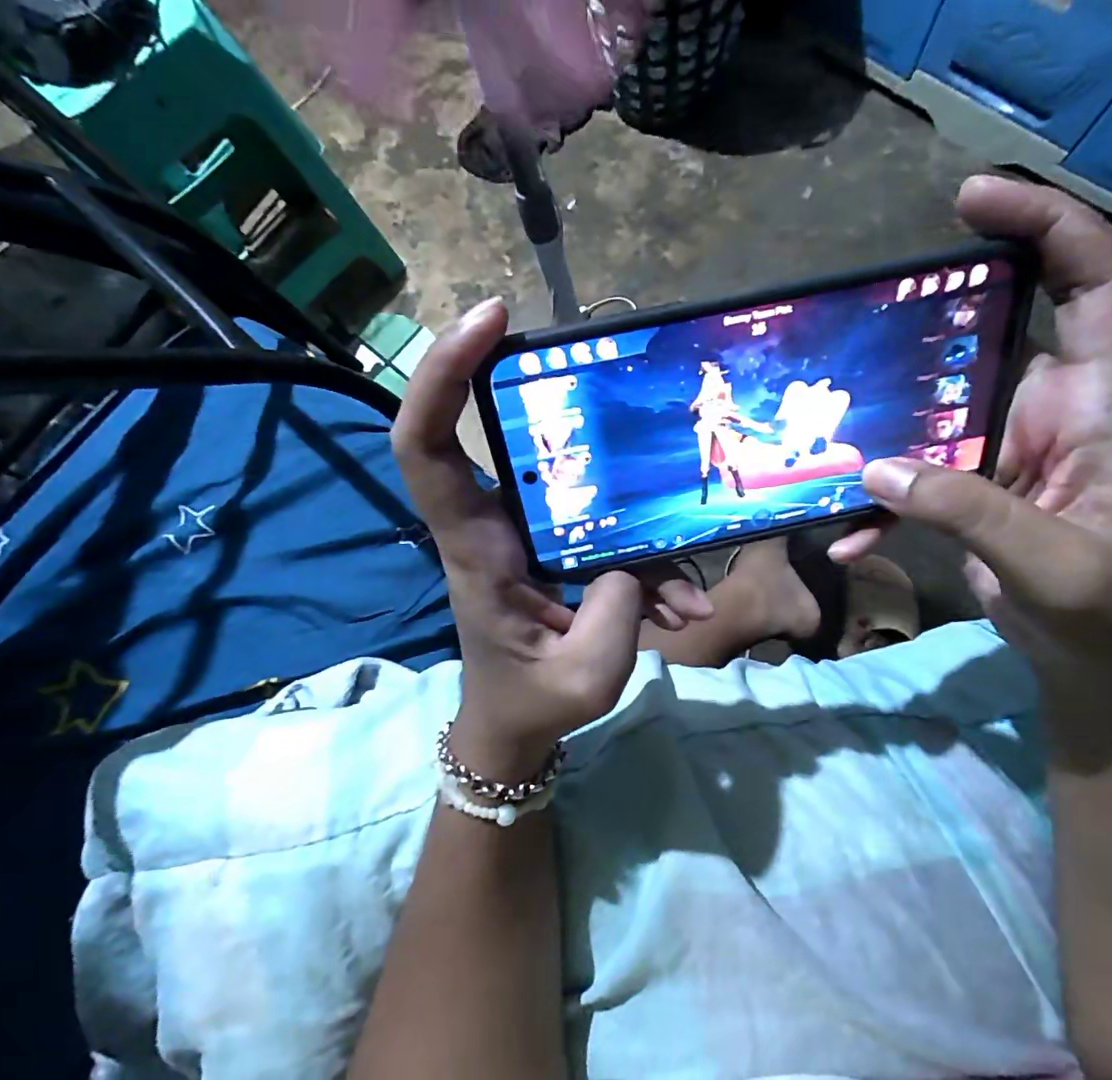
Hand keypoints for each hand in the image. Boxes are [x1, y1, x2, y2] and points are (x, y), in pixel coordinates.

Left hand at [392, 298, 713, 777]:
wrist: (516, 726)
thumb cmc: (532, 702)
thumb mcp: (584, 676)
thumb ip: (617, 614)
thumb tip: (642, 566)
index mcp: (476, 549)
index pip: (426, 448)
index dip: (440, 377)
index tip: (488, 320)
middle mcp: (495, 524)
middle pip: (499, 433)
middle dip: (544, 388)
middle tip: (606, 364)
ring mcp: (531, 531)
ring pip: (575, 484)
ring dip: (635, 513)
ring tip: (682, 593)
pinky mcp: (563, 545)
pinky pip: (611, 529)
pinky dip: (653, 565)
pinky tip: (685, 607)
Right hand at [830, 176, 1111, 729]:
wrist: (1104, 667)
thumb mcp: (1053, 562)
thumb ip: (970, 511)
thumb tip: (875, 469)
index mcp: (1101, 407)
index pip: (1093, 285)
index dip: (1046, 226)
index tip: (973, 200)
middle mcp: (1052, 412)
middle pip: (988, 338)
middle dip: (923, 330)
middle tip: (855, 330)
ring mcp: (1006, 452)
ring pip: (937, 411)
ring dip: (884, 428)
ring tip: (824, 439)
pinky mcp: (974, 492)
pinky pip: (918, 478)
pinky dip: (883, 504)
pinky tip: (848, 536)